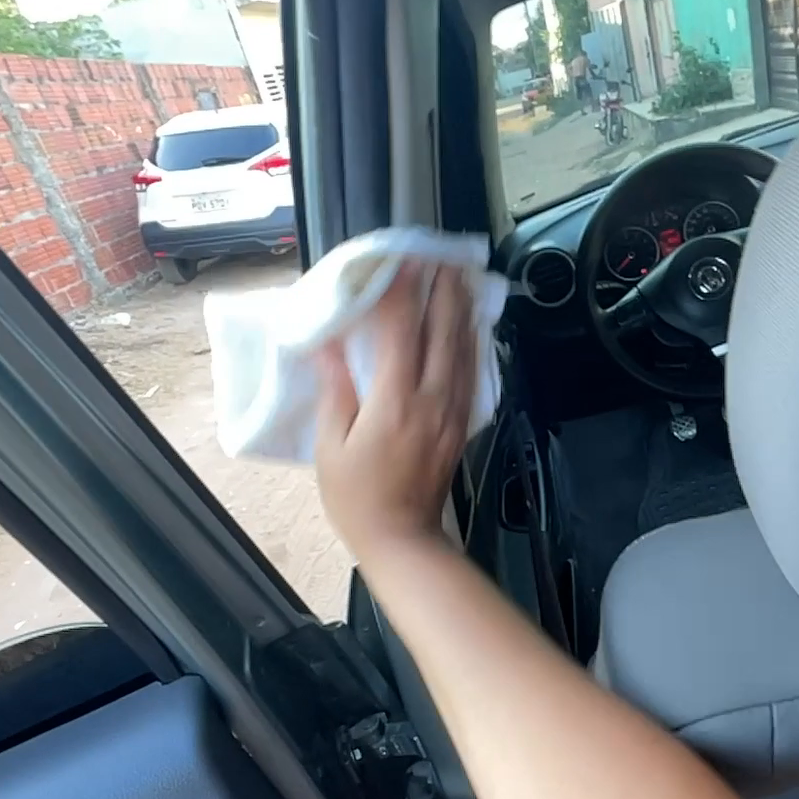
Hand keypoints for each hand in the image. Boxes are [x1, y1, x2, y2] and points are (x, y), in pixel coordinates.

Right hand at [315, 263, 476, 555]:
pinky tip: (470, 330)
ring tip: (460, 281)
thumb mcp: (332, 445)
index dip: (401, 293)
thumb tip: (327, 344)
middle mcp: (432, 401)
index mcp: (395, 402)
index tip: (401, 261)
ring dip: (462, 313)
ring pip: (463, 352)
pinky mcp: (462, 426)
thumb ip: (337, 389)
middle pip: (442, 335)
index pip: (399, 333)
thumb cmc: (357, 496)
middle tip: (442, 260)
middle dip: (442, 293)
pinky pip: (472, 377)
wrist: (402, 538)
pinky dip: (471, 347)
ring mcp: (453, 413)